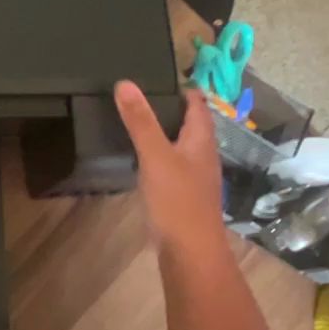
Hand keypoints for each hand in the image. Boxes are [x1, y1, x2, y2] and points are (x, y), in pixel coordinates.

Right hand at [115, 81, 223, 248]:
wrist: (190, 253)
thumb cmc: (177, 200)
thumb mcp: (155, 156)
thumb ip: (140, 121)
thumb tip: (126, 83)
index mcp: (200, 141)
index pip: (198, 105)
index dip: (184, 89)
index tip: (160, 76)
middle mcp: (203, 156)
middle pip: (192, 125)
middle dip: (172, 109)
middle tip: (142, 95)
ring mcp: (195, 178)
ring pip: (182, 146)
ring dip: (166, 133)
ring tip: (138, 121)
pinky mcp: (184, 196)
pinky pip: (173, 166)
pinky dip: (160, 155)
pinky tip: (142, 159)